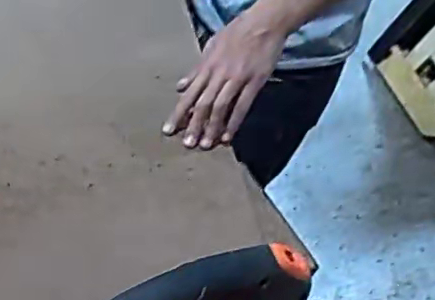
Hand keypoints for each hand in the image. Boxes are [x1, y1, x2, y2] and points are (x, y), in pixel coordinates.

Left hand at [164, 10, 287, 150]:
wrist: (267, 18)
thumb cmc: (238, 32)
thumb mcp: (212, 45)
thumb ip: (197, 69)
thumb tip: (180, 87)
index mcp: (208, 67)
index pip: (189, 95)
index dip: (178, 114)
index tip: (167, 131)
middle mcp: (220, 74)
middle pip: (203, 104)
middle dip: (194, 125)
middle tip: (188, 144)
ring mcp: (237, 77)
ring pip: (220, 107)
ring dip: (212, 128)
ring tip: (205, 145)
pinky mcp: (255, 80)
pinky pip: (242, 105)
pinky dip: (234, 122)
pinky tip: (227, 137)